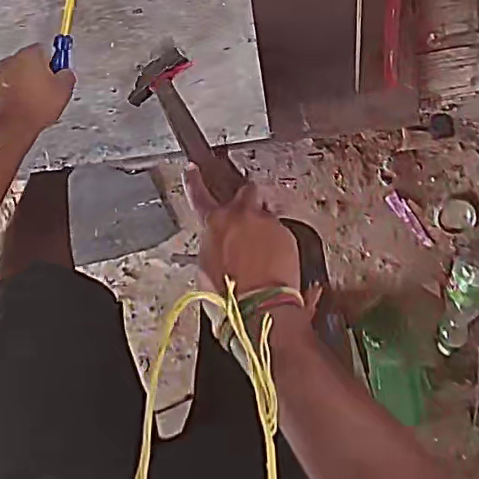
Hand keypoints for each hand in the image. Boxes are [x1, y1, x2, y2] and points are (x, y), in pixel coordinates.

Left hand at [0, 44, 73, 135]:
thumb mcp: (64, 89)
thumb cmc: (36, 107)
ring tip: (36, 100)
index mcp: (30, 54)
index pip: (44, 49)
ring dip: (25, 83)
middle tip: (49, 88)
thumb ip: (67, 75)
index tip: (59, 71)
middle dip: (38, 72)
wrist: (13, 127)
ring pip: (16, 74)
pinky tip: (24, 106)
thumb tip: (66, 73)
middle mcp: (11, 60)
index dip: (54, 62)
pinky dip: (14, 93)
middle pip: (29, 60)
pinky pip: (7, 87)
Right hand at [188, 166, 304, 320]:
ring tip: (262, 251)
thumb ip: (212, 246)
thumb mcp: (206, 270)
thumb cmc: (229, 296)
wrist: (261, 308)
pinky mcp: (286, 234)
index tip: (192, 170)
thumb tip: (217, 246)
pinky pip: (280, 232)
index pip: (198, 194)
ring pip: (265, 214)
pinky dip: (277, 243)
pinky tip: (273, 262)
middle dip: (246, 201)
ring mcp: (266, 223)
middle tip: (246, 217)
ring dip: (263, 226)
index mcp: (214, 223)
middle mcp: (240, 216)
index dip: (194, 180)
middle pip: (245, 192)